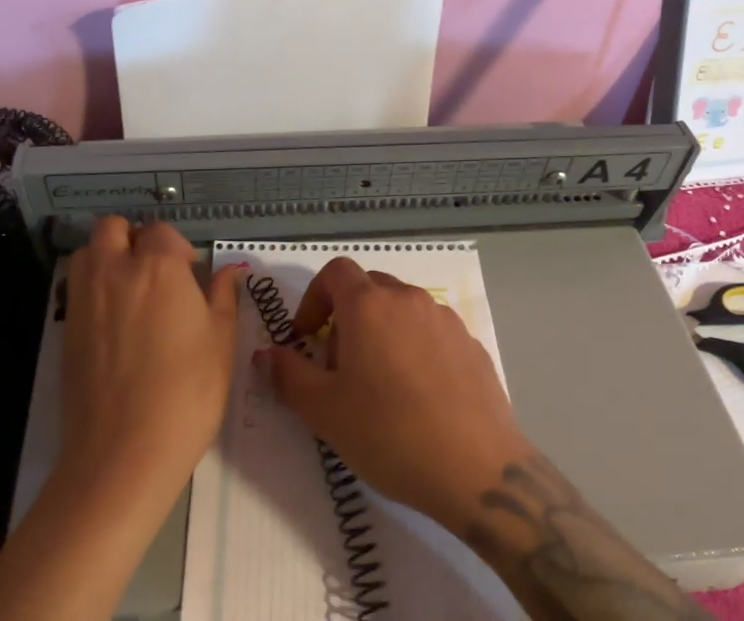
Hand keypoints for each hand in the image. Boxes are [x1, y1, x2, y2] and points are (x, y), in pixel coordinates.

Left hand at [0, 219, 239, 620]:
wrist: (123, 451)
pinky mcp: (65, 329)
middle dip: (133, 238)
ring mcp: (83, 299)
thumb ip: (222, 298)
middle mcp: (114, 270)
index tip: (191, 275)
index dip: (178, 249)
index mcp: (157, 266)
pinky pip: (76, 289)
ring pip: (87, 252)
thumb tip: (228, 272)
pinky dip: (92, 289)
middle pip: (113, 228)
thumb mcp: (221, 344)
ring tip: (131, 291)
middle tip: (156, 272)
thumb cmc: (186, 394)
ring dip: (107, 257)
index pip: (162, 232)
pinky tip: (114, 324)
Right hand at [260, 256, 534, 532]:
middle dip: (346, 317)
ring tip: (378, 386)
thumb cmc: (389, 434)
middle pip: (369, 288)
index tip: (307, 338)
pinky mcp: (472, 346)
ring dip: (381, 332)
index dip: (313, 298)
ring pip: (402, 310)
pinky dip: (414, 349)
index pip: (335, 272)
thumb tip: (267, 355)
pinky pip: (431, 333)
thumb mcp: (323, 411)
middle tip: (338, 367)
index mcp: (369, 306)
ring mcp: (447, 321)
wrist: (477, 470)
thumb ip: (288, 375)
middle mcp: (410, 300)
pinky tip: (416, 398)